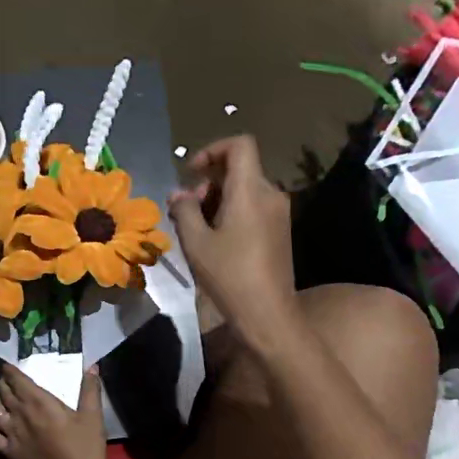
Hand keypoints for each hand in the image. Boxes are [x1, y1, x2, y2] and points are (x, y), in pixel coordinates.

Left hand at [0, 364, 106, 458]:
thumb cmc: (85, 448)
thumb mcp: (93, 417)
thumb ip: (90, 390)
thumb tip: (92, 367)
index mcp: (39, 402)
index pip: (16, 379)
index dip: (10, 371)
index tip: (10, 367)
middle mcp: (20, 414)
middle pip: (3, 391)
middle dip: (4, 383)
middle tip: (11, 382)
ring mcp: (10, 433)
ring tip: (3, 403)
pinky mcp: (7, 451)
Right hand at [169, 136, 303, 352]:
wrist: (267, 313)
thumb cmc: (229, 275)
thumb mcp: (196, 243)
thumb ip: (184, 211)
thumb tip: (177, 194)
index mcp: (251, 190)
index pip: (240, 145)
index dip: (213, 150)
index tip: (192, 173)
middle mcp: (270, 194)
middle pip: (240, 169)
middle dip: (209, 182)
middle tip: (187, 210)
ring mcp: (279, 214)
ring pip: (246, 190)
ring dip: (218, 200)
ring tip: (197, 228)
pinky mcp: (280, 232)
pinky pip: (254, 208)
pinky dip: (233, 213)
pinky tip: (216, 240)